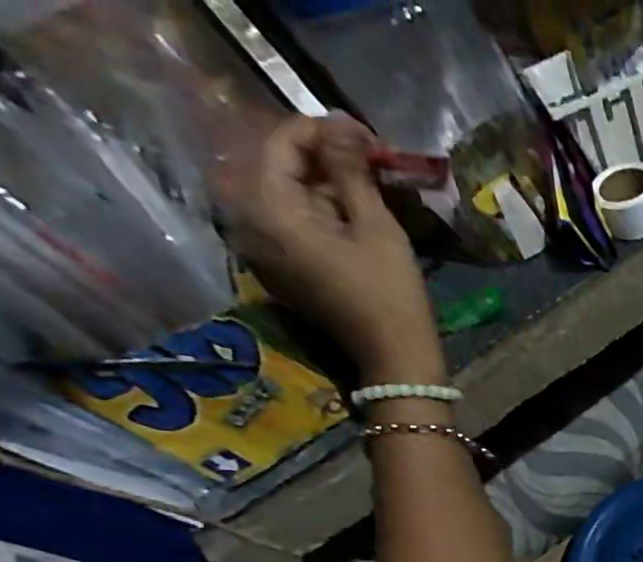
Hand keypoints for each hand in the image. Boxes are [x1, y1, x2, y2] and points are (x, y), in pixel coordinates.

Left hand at [222, 115, 440, 381]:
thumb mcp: (376, 227)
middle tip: (372, 160)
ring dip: (324, 184)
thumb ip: (350, 171)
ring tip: (368, 185)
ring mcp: (260, 250)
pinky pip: (290, 224)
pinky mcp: (279, 269)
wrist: (394, 356)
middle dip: (324, 158)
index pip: (281, 145)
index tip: (366, 135)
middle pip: (279, 169)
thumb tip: (339, 124)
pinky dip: (319, 211)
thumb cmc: (391, 292)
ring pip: (286, 196)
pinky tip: (353, 215)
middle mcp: (249, 224)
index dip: (323, 131)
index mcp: (269, 210)